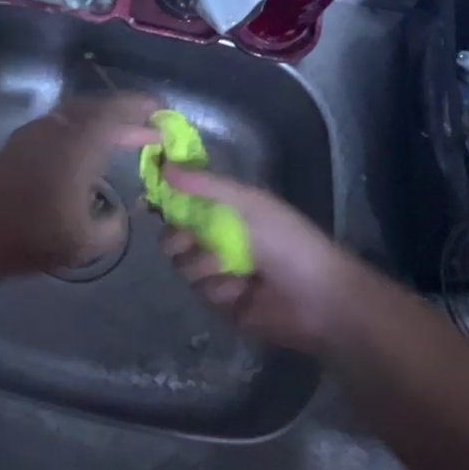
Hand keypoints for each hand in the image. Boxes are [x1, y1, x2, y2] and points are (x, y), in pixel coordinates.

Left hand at [0, 94, 160, 280]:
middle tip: (147, 125)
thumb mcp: (88, 242)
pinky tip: (86, 152)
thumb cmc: (34, 236)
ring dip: (99, 121)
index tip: (161, 110)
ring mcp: (32, 134)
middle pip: (94, 108)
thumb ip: (114, 225)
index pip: (114, 112)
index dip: (140, 107)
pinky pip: (56, 125)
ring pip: (72, 115)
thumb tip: (117, 211)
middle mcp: (55, 129)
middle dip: (123, 114)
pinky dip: (78, 130)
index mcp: (78, 143)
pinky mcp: (16, 145)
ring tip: (122, 138)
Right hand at [158, 168, 362, 350]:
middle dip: (180, 239)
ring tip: (236, 270)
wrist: (319, 299)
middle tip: (195, 240)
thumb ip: (206, 184)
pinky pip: (200, 293)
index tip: (150, 203)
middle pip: (171, 237)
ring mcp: (216, 272)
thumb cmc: (288, 241)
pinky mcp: (219, 303)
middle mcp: (215, 239)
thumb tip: (163, 166)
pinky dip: (221, 290)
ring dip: (207, 266)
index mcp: (224, 211)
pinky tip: (244, 291)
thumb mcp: (249, 203)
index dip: (166, 202)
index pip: (181, 202)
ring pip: (183, 266)